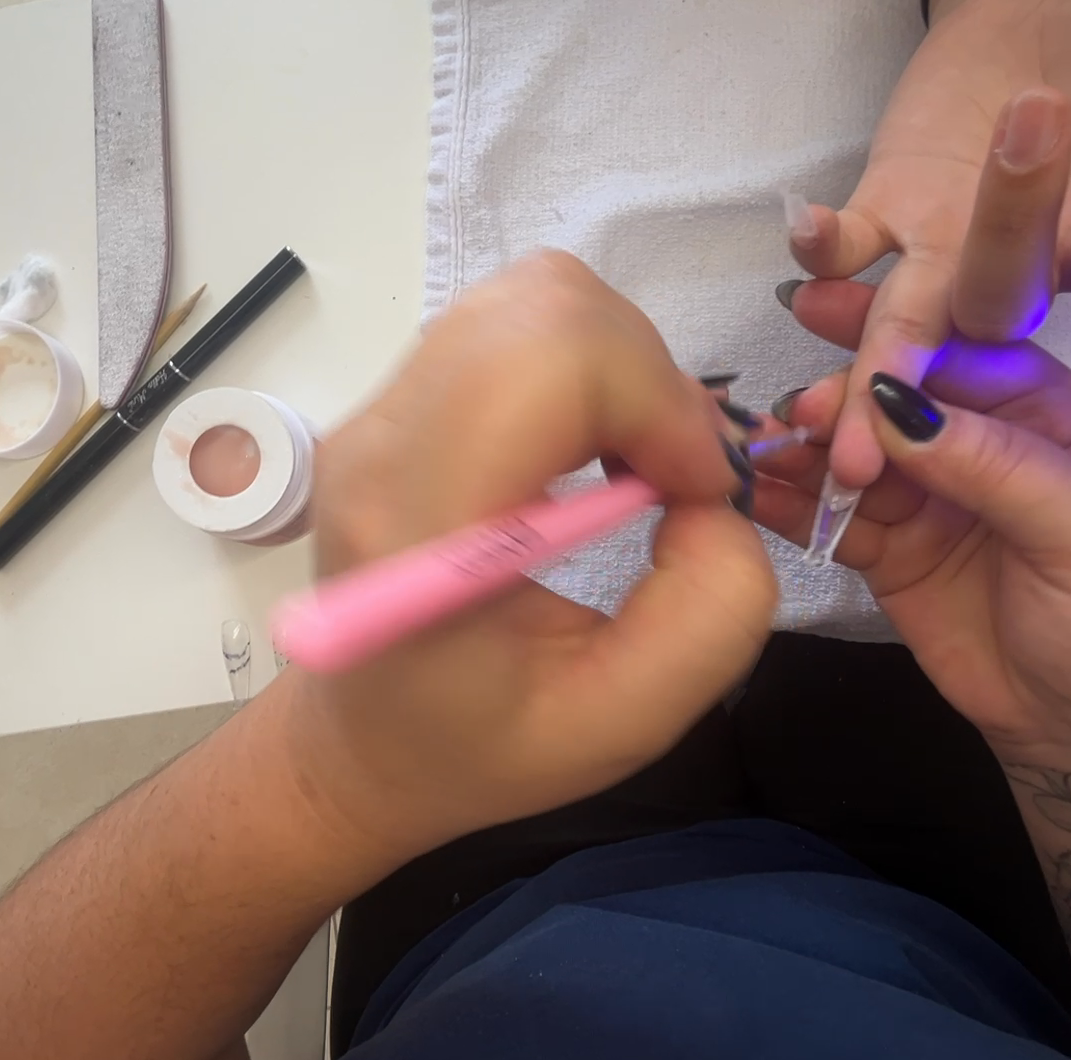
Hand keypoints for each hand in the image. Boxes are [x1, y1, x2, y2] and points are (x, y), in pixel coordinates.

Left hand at [288, 252, 776, 853]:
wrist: (358, 741)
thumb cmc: (475, 749)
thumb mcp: (620, 723)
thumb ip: (709, 611)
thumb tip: (712, 493)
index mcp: (418, 530)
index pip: (544, 365)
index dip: (656, 402)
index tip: (696, 489)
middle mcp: (380, 443)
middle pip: (544, 307)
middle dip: (648, 377)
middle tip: (672, 472)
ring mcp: (375, 411)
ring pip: (531, 298)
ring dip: (619, 366)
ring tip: (634, 458)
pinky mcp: (393, 401)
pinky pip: (511, 324)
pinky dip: (584, 364)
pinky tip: (589, 443)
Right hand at [754, 339, 1070, 752]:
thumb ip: (996, 464)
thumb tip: (894, 407)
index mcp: (1051, 421)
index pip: (966, 360)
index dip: (904, 350)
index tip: (844, 356)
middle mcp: (980, 451)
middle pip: (897, 405)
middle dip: (845, 406)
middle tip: (798, 420)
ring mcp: (928, 505)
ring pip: (855, 460)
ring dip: (806, 453)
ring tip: (759, 453)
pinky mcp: (888, 557)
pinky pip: (833, 523)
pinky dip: (794, 508)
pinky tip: (759, 497)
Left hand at [789, 0, 1070, 488]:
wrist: (1067, 1)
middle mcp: (1027, 268)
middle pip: (993, 318)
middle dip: (943, 366)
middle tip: (885, 444)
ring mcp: (947, 247)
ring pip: (909, 312)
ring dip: (874, 348)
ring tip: (829, 409)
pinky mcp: (892, 209)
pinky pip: (854, 240)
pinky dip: (828, 240)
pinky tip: (805, 236)